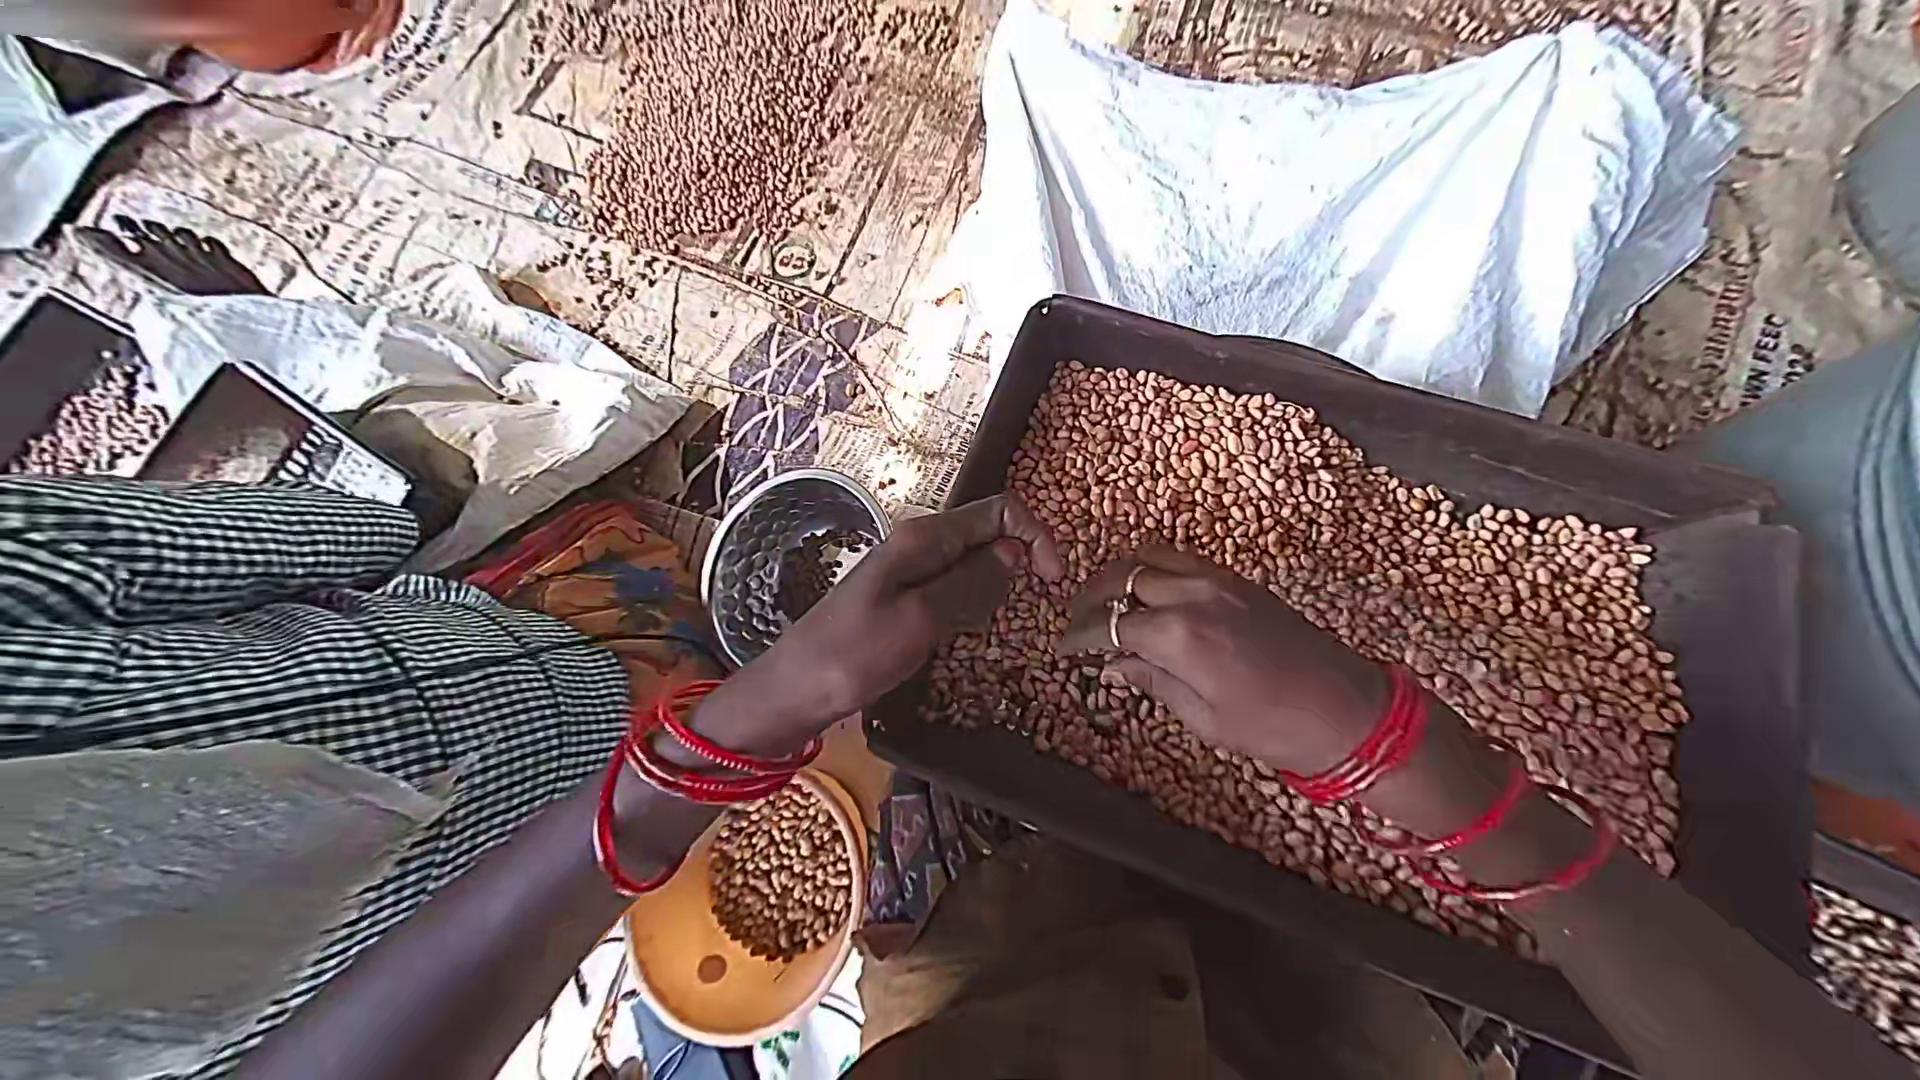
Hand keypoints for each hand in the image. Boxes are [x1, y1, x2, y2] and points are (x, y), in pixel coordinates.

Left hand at [700, 493, 1063, 752]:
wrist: (794, 691)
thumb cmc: (852, 655)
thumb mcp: (919, 619)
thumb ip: (971, 582)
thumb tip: (1017, 551)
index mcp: (924, 537)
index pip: (1000, 509)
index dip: (1035, 536)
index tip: (1054, 581)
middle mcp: (921, 545)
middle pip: (990, 534)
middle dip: (1019, 564)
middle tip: (1020, 612)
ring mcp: (913, 572)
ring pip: (976, 565)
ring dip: (996, 589)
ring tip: (982, 628)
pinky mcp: (907, 599)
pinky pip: (956, 591)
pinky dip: (973, 606)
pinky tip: (964, 634)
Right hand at [1058, 546, 1387, 776]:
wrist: (1351, 711)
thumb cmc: (1273, 727)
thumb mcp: (1202, 717)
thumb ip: (1151, 680)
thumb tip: (1113, 664)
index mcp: (1178, 635)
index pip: (1108, 625)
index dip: (1079, 638)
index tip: (1062, 649)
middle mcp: (1192, 595)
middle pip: (1120, 579)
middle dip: (1091, 600)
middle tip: (1080, 623)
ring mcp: (1217, 580)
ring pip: (1148, 558)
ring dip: (1119, 577)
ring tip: (1108, 603)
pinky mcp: (1237, 579)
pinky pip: (1180, 559)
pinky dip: (1152, 570)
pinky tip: (1149, 596)